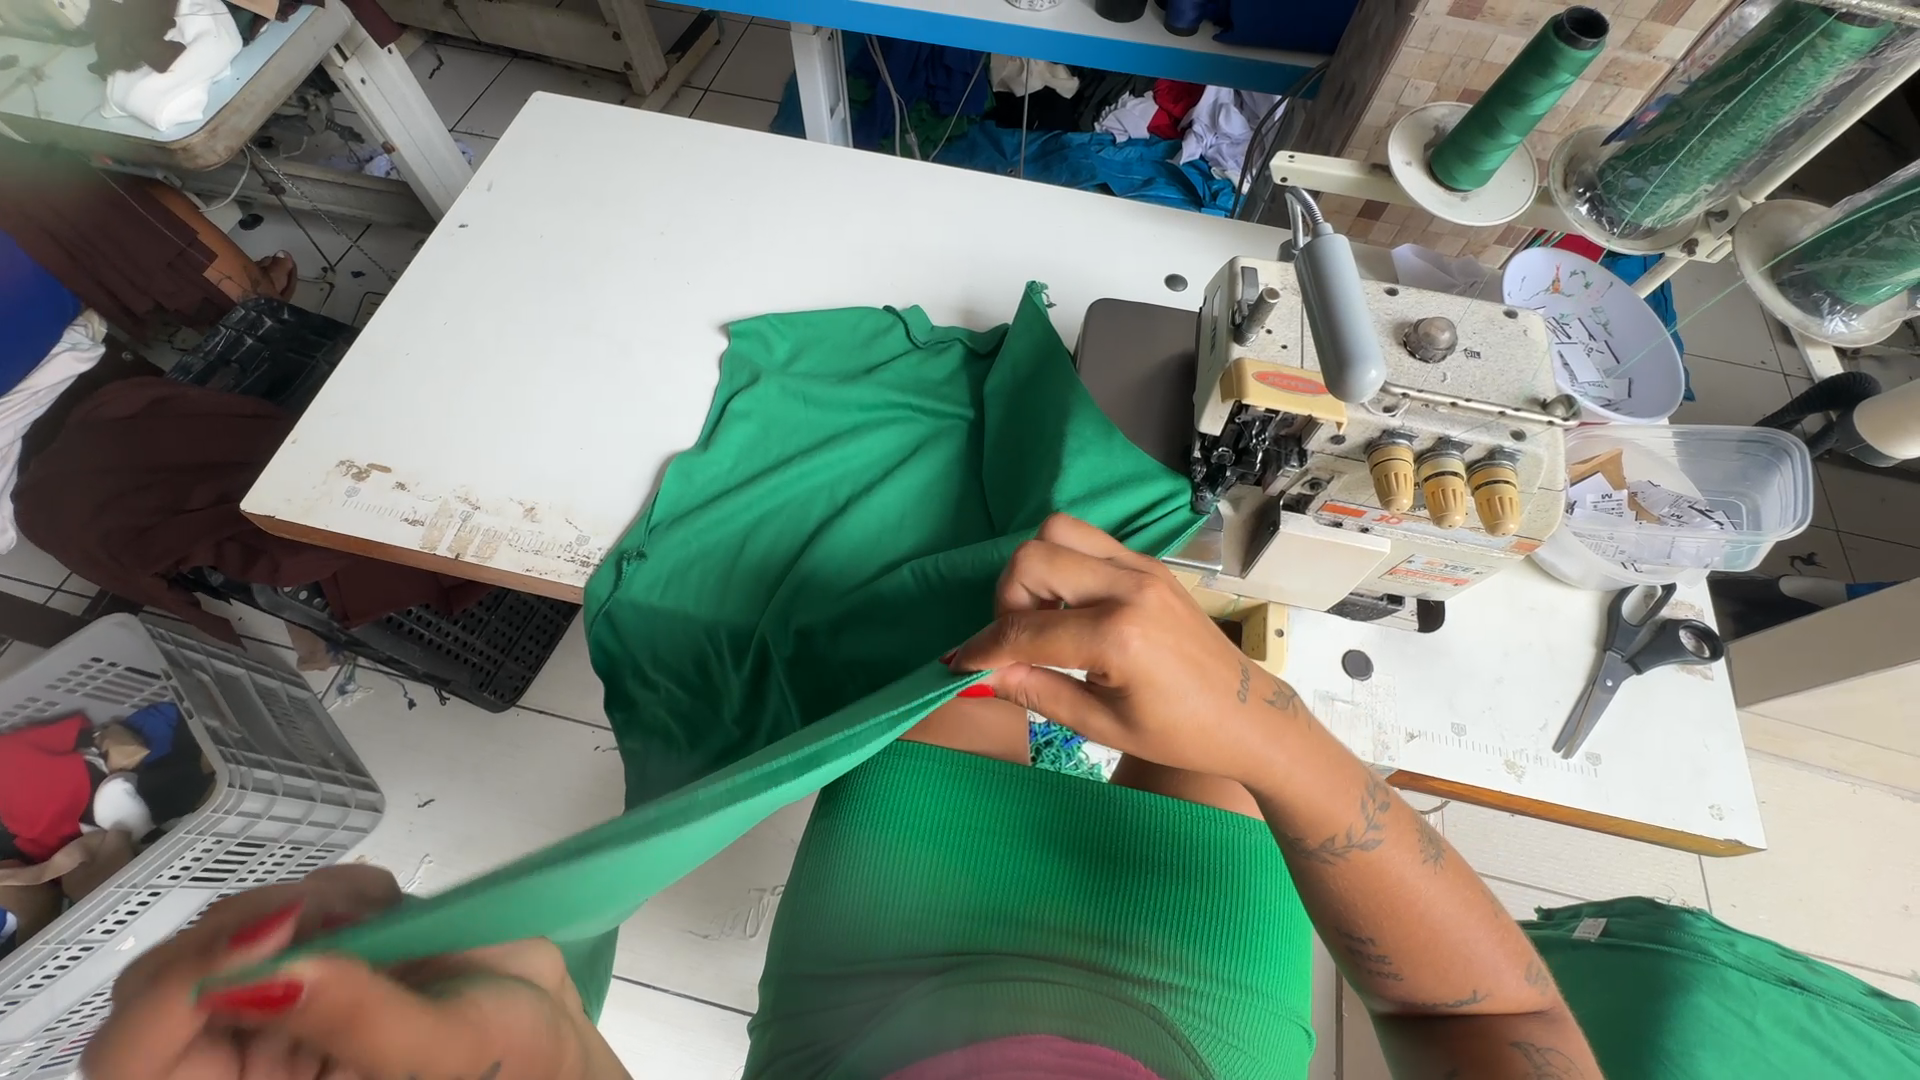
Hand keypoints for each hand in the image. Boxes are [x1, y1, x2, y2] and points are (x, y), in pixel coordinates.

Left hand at [82, 865, 628, 1079]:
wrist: (549, 1040)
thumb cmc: (504, 1063)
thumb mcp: (435, 1053)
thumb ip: (354, 1020)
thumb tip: (259, 980)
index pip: (135, 1057)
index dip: (181, 986)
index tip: (283, 923)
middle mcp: (237, 1058)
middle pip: (168, 982)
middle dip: (249, 926)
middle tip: (343, 904)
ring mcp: (275, 1008)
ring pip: (228, 932)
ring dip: (304, 899)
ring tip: (382, 903)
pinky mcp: (320, 962)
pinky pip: (291, 905)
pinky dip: (338, 886)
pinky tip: (384, 899)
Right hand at [949, 513, 1304, 783]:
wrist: (1249, 715)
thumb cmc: (1180, 734)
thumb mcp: (1101, 727)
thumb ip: (1036, 691)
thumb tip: (983, 674)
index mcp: (1119, 636)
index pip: (1024, 630)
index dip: (982, 648)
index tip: (958, 664)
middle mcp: (1129, 586)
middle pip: (1033, 557)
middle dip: (1006, 599)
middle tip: (1017, 640)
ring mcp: (1141, 567)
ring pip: (1058, 531)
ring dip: (1034, 571)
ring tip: (1044, 617)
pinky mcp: (1148, 563)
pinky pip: (1088, 541)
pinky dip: (1063, 565)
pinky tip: (1072, 608)